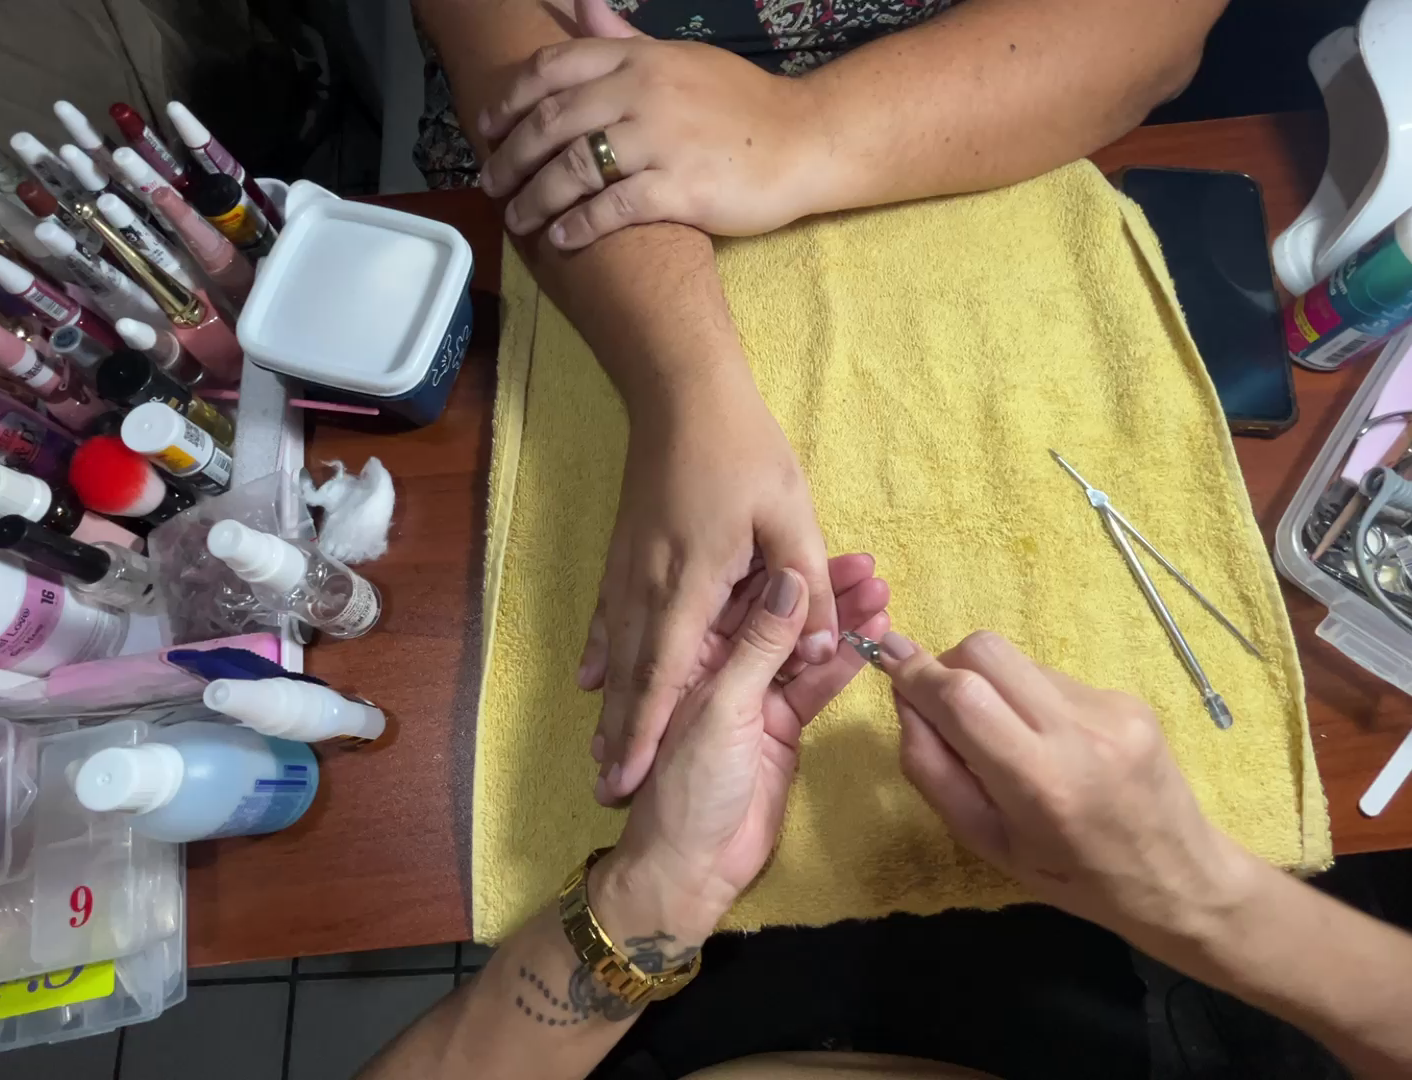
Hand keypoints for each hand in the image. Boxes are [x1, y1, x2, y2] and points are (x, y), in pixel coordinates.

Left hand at [475, 0, 824, 249]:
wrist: (802, 141)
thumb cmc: (741, 107)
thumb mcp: (681, 59)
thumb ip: (625, 40)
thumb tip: (580, 5)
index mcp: (639, 60)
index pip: (554, 70)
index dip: (511, 99)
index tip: (488, 127)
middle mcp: (643, 94)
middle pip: (553, 122)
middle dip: (511, 156)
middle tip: (491, 183)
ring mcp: (660, 142)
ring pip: (574, 167)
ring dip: (536, 197)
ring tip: (517, 221)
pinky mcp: (680, 189)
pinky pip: (613, 207)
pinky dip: (580, 225)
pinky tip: (561, 240)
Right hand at [581, 387, 837, 804]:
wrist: (681, 392)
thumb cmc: (743, 451)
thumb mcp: (791, 514)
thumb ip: (805, 585)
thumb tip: (823, 648)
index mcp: (690, 586)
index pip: (663, 677)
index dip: (644, 733)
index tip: (626, 781)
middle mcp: (646, 588)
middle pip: (631, 673)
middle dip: (618, 733)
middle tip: (607, 786)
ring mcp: (627, 569)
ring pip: (616, 650)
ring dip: (607, 703)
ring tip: (597, 749)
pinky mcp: (623, 552)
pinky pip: (607, 615)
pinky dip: (599, 653)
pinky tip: (588, 677)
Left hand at [595, 563, 890, 940]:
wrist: (694, 863)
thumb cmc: (691, 781)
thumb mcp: (724, 705)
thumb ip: (760, 645)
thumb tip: (791, 580)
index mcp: (692, 651)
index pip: (744, 599)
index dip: (789, 573)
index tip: (831, 550)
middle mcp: (723, 664)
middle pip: (779, 619)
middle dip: (822, 594)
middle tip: (870, 568)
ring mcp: (755, 695)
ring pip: (802, 650)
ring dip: (839, 626)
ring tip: (882, 595)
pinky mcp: (781, 724)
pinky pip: (813, 687)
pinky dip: (841, 666)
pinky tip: (871, 641)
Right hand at [878, 630, 1258, 946]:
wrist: (1184, 881)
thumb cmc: (1070, 875)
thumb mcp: (982, 840)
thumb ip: (929, 767)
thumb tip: (905, 698)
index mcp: (1039, 781)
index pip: (961, 696)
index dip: (915, 672)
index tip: (885, 658)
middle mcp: (1079, 732)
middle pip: (985, 650)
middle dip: (948, 665)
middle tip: (945, 705)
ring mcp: (1110, 708)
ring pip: (1015, 660)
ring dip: (989, 683)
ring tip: (1007, 735)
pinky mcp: (1127, 697)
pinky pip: (1047, 675)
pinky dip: (1025, 696)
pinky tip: (1047, 739)